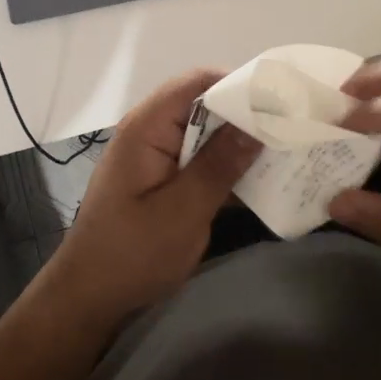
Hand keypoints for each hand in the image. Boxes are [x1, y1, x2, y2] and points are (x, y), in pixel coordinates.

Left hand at [46, 69, 261, 323]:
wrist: (89, 297)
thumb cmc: (132, 254)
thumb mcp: (182, 212)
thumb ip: (219, 165)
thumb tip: (257, 123)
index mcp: (147, 127)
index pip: (196, 82)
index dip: (238, 84)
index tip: (280, 101)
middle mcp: (149, 130)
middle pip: (203, 103)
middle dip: (245, 113)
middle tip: (292, 128)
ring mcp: (155, 154)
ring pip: (205, 131)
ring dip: (239, 141)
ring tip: (285, 149)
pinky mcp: (162, 177)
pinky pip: (199, 156)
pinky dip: (225, 163)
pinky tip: (259, 177)